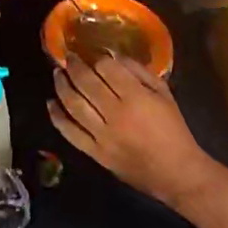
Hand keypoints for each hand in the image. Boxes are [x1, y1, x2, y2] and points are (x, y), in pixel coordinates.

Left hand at [50, 54, 215, 205]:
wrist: (176, 173)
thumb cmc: (174, 129)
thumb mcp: (163, 93)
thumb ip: (139, 71)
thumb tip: (113, 56)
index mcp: (135, 97)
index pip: (106, 69)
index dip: (97, 58)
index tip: (93, 54)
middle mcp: (115, 114)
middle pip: (86, 83)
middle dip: (74, 67)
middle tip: (68, 58)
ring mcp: (102, 135)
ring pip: (74, 105)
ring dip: (62, 87)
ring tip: (57, 75)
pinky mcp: (96, 153)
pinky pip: (70, 133)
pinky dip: (57, 117)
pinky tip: (51, 104)